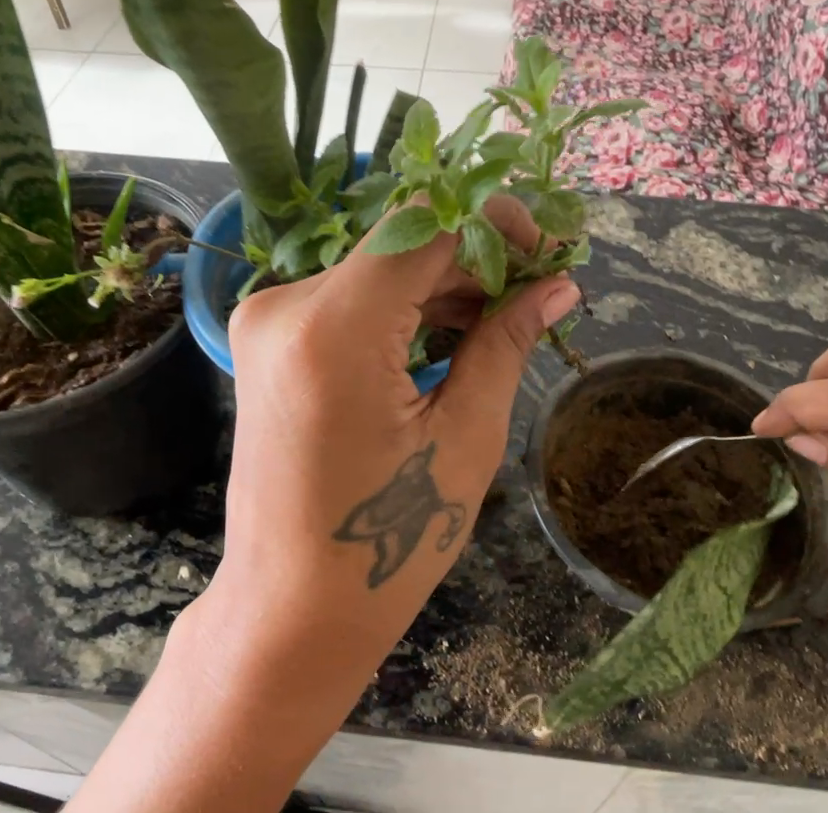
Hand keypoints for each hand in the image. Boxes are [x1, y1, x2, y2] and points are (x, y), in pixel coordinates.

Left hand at [68, 202, 577, 812]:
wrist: (291, 606)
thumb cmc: (391, 539)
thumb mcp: (464, 437)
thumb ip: (505, 342)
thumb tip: (558, 286)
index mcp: (335, 326)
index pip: (425, 221)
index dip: (495, 223)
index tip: (546, 254)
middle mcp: (287, 303)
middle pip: (401, 243)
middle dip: (476, 260)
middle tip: (537, 294)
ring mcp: (269, 320)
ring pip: (378, 268)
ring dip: (443, 284)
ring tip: (501, 323)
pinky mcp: (270, 340)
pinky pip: (351, 298)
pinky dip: (403, 307)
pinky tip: (451, 336)